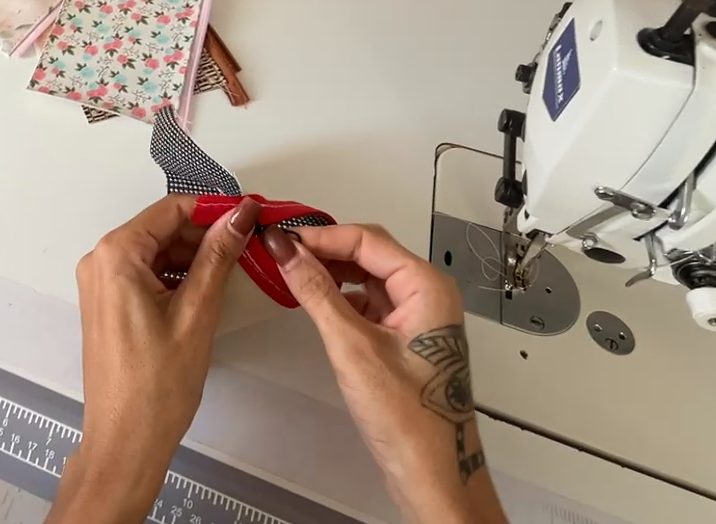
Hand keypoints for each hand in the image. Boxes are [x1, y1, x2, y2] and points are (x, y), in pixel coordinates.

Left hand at [46, 195, 259, 523]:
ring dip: (192, 255)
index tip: (246, 214)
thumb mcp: (196, 312)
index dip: (213, 209)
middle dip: (204, 233)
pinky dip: (175, 274)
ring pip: (155, 250)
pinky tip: (204, 287)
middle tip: (247, 242)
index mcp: (116, 255)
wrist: (125, 443)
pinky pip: (144, 271)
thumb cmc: (156, 387)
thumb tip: (238, 216)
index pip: (171, 210)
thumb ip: (218, 256)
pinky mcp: (107, 301)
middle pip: (161, 228)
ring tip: (233, 266)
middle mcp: (100, 260)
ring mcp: (101, 282)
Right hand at [264, 225, 507, 523]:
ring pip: (366, 273)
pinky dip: (339, 293)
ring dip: (329, 270)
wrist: (434, 479)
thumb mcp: (351, 346)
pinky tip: (314, 298)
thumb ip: (315, 290)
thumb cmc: (407, 418)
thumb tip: (285, 249)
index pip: (365, 240)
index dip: (320, 235)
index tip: (280, 239)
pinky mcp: (405, 333)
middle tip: (281, 252)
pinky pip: (367, 297)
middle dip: (324, 249)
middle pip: (367, 251)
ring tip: (292, 271)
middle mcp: (427, 292)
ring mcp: (418, 313)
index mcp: (426, 286)